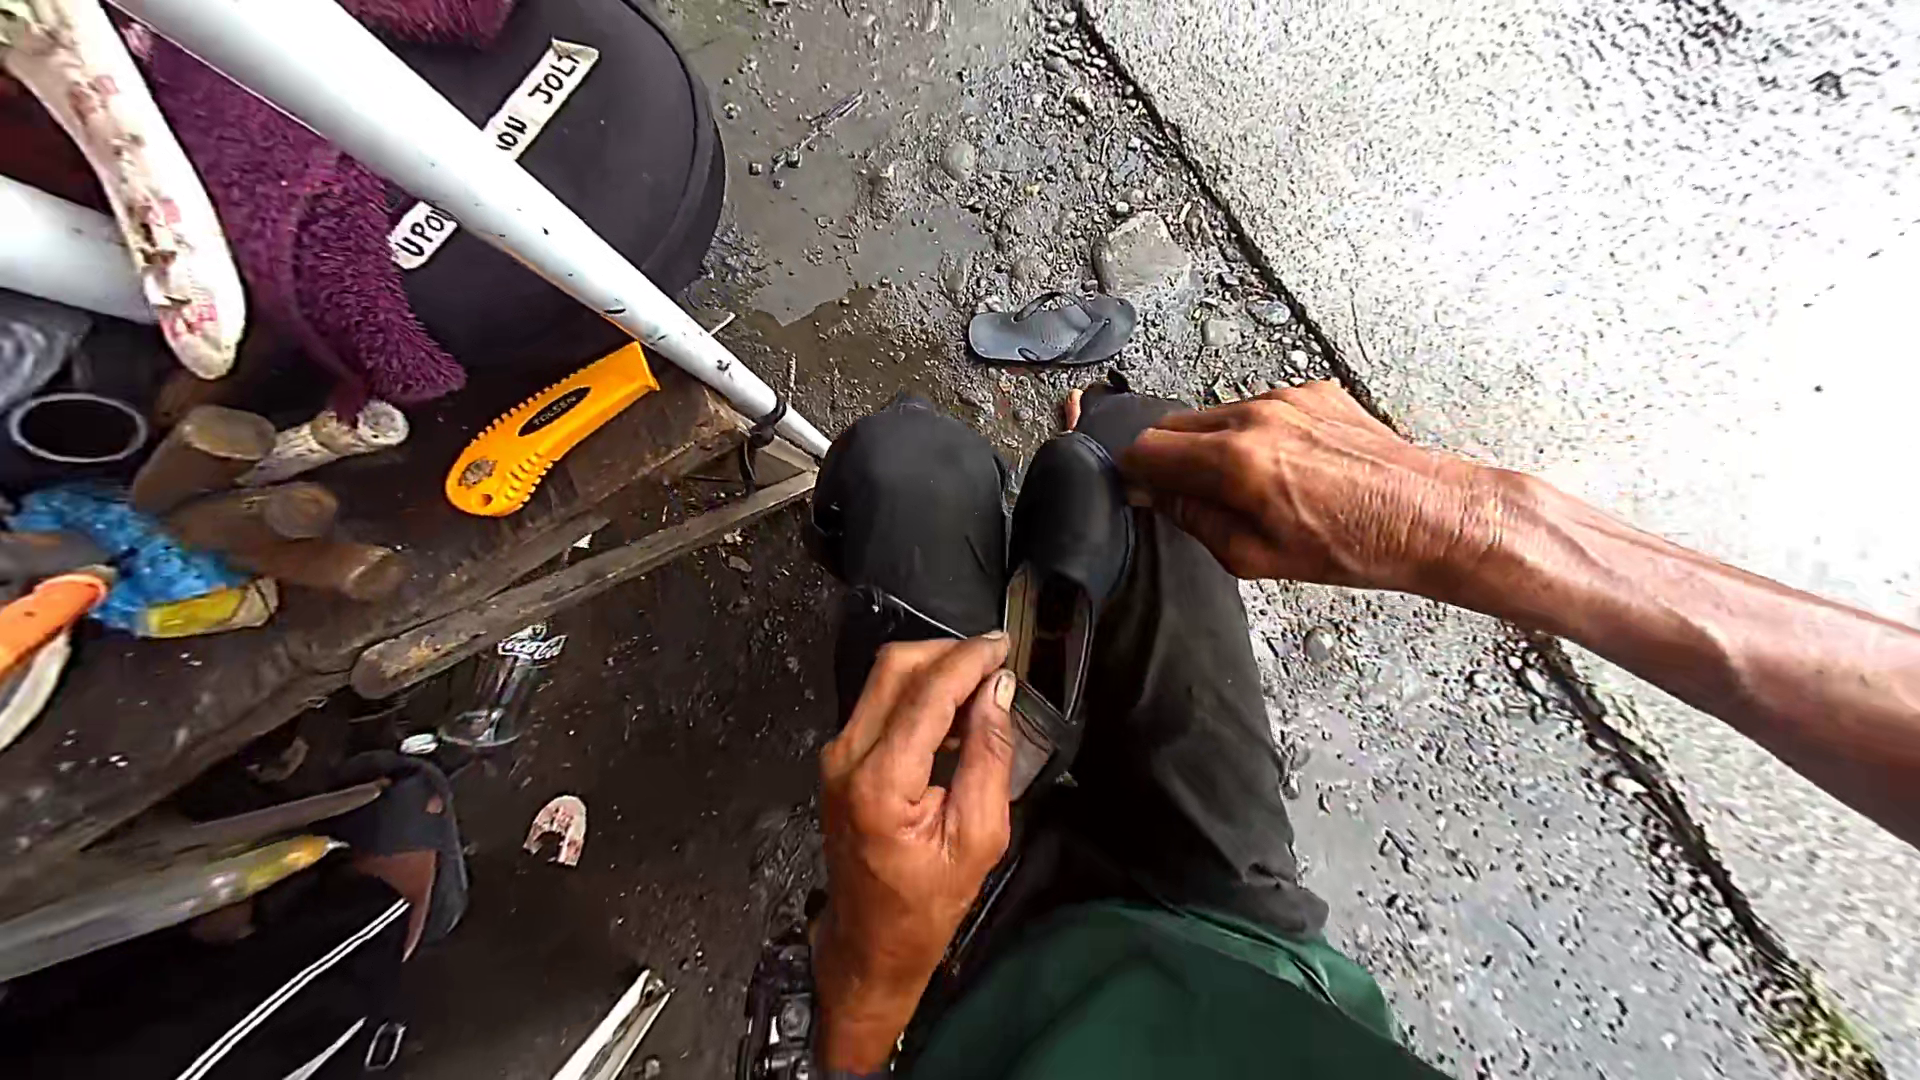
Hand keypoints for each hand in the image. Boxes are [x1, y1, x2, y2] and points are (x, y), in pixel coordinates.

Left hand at [814, 635, 1017, 1071]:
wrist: (868, 943)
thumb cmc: (926, 905)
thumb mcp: (980, 837)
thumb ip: (989, 755)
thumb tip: (998, 690)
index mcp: (880, 782)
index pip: (927, 694)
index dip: (968, 660)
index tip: (1001, 646)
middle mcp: (847, 756)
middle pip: (896, 667)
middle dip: (949, 652)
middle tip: (993, 660)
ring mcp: (837, 752)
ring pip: (886, 676)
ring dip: (935, 668)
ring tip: (979, 686)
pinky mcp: (840, 753)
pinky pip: (880, 698)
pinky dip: (920, 690)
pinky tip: (953, 709)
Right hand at [1121, 381, 1517, 594]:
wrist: (1432, 516)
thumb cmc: (1354, 544)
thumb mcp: (1253, 555)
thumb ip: (1192, 519)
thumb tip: (1158, 496)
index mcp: (1235, 461)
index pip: (1147, 448)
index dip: (1132, 470)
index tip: (1137, 486)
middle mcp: (1255, 417)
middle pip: (1171, 424)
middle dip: (1164, 456)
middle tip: (1181, 489)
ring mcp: (1286, 398)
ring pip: (1210, 414)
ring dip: (1206, 445)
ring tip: (1240, 482)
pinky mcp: (1311, 392)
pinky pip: (1253, 407)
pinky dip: (1247, 432)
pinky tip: (1277, 463)